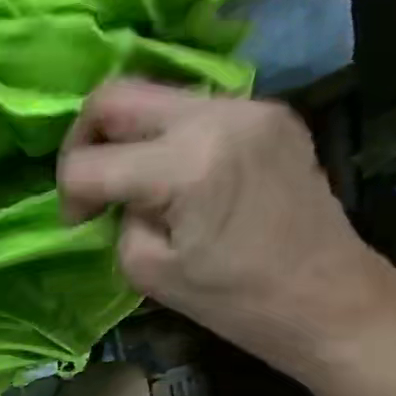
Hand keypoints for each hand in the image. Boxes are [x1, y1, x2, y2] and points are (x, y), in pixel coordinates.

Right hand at [56, 79, 395, 374]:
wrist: (327, 296)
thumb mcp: (145, 269)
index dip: (69, 195)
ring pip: (152, 96)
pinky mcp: (268, 113)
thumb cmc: (231, 298)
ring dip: (125, 137)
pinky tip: (171, 176)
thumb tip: (114, 194)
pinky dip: (163, 137)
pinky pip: (191, 109)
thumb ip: (116, 218)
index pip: (88, 162)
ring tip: (129, 182)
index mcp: (186, 164)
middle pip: (114, 97)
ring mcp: (249, 107)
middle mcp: (218, 116)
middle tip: (87, 184)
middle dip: (84, 140)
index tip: (81, 225)